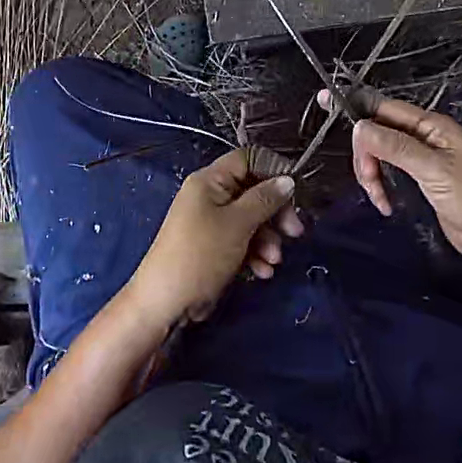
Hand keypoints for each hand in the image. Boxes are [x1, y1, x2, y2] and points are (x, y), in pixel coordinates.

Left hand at [125, 149, 304, 326]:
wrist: (166, 302)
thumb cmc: (201, 254)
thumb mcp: (237, 224)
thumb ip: (265, 199)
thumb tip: (288, 180)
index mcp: (210, 180)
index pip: (248, 160)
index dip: (274, 171)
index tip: (295, 193)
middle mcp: (211, 195)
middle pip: (254, 191)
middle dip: (276, 212)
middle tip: (294, 232)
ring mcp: (212, 222)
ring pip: (251, 219)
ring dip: (268, 238)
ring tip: (273, 261)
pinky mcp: (214, 246)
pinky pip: (243, 240)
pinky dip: (255, 253)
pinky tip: (261, 272)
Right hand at [320, 89, 461, 261]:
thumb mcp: (435, 170)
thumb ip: (396, 147)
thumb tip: (360, 126)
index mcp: (431, 126)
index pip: (384, 108)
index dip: (355, 106)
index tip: (324, 101)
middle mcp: (424, 138)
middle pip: (378, 133)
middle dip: (366, 155)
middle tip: (369, 182)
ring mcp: (424, 161)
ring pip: (381, 155)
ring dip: (372, 174)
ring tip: (380, 199)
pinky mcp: (423, 184)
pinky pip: (391, 175)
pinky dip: (381, 187)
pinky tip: (386, 204)